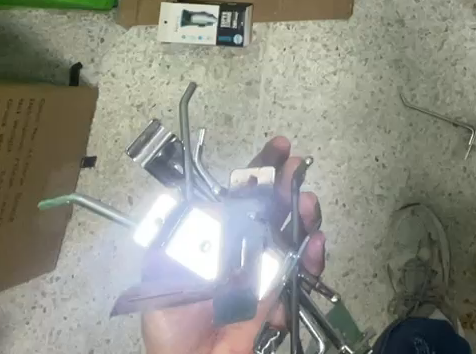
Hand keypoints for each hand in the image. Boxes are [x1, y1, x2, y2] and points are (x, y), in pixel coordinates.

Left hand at [140, 136, 325, 353]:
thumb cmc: (173, 327)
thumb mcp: (162, 275)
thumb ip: (174, 236)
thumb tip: (196, 200)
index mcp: (218, 236)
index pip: (242, 193)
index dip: (260, 168)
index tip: (279, 147)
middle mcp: (246, 244)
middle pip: (274, 205)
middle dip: (289, 182)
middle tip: (298, 168)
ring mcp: (267, 265)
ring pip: (295, 229)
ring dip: (305, 213)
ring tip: (308, 207)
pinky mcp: (282, 290)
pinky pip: (305, 266)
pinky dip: (314, 255)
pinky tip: (314, 247)